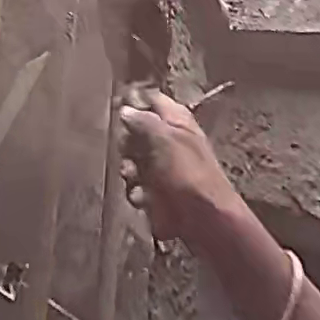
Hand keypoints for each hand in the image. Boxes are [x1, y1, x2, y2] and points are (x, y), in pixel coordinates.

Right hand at [117, 87, 247, 246]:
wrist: (204, 219)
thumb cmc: (188, 172)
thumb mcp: (165, 138)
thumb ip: (143, 121)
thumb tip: (125, 110)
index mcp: (177, 121)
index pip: (151, 100)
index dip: (133, 101)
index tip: (116, 106)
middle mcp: (168, 141)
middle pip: (134, 131)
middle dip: (126, 141)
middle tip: (128, 149)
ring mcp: (161, 168)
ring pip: (130, 160)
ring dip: (128, 169)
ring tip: (134, 176)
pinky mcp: (155, 192)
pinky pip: (134, 186)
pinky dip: (136, 191)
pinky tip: (143, 197)